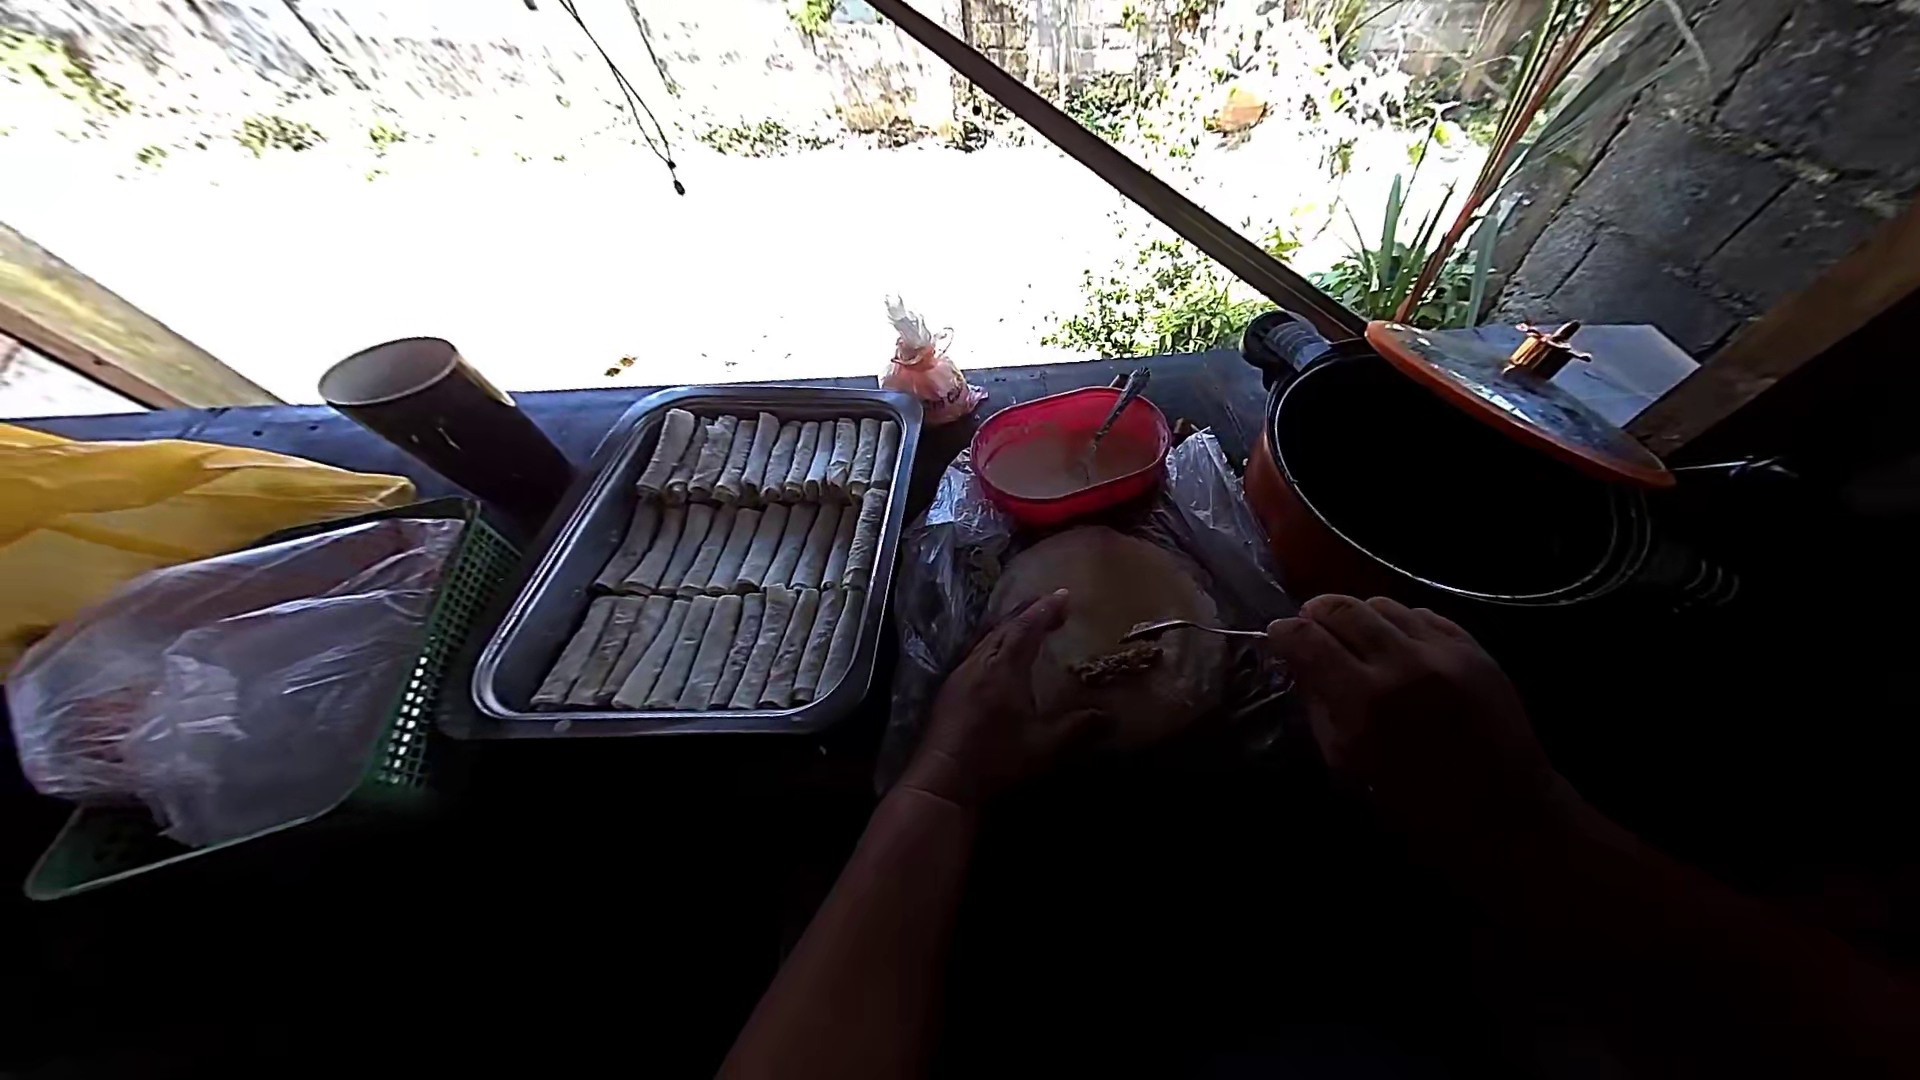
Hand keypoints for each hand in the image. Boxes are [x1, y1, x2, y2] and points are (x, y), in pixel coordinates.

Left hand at [899, 589, 1102, 809]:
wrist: (942, 784)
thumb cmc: (995, 762)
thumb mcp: (1044, 748)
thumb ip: (1078, 729)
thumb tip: (1109, 715)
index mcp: (1003, 668)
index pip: (1026, 627)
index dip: (1046, 610)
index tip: (1064, 595)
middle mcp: (978, 663)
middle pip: (1004, 626)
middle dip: (1028, 612)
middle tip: (1049, 604)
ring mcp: (960, 675)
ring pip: (986, 638)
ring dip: (1008, 626)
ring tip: (1026, 624)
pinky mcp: (950, 691)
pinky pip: (976, 652)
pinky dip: (994, 643)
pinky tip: (998, 658)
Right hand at [1267, 595, 1578, 851]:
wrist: (1505, 817)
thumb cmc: (1410, 802)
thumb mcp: (1342, 758)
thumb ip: (1316, 702)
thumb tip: (1298, 662)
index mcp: (1364, 699)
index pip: (1305, 638)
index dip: (1283, 631)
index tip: (1278, 636)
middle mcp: (1403, 664)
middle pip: (1340, 607)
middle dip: (1315, 614)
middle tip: (1310, 630)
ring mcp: (1445, 653)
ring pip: (1380, 603)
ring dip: (1356, 616)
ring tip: (1354, 637)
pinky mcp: (1475, 650)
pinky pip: (1420, 614)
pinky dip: (1396, 623)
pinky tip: (1394, 645)